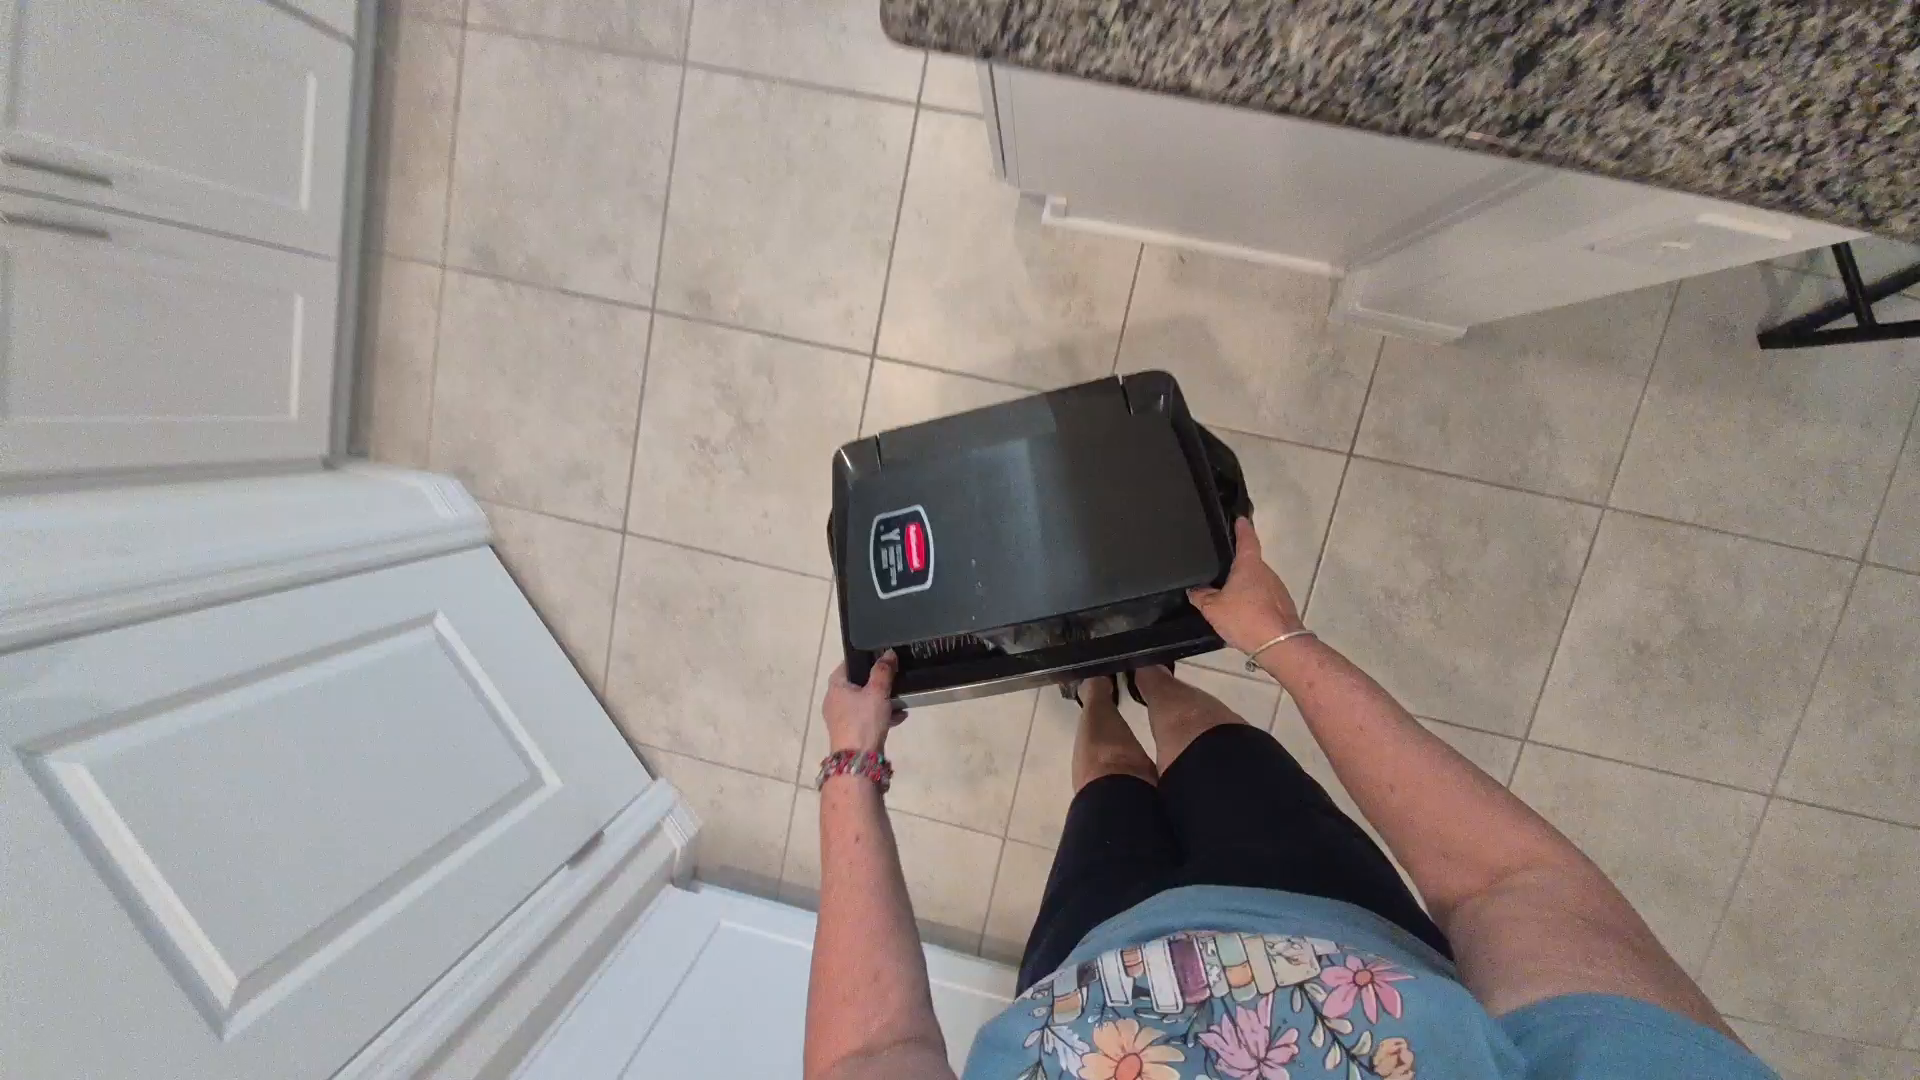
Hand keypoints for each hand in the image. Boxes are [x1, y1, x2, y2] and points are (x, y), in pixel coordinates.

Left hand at [824, 651, 905, 754]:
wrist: (858, 759)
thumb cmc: (864, 720)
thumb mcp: (877, 692)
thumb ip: (883, 671)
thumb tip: (888, 653)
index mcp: (835, 687)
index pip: (847, 664)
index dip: (864, 659)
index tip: (882, 658)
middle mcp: (834, 701)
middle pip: (857, 684)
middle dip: (877, 682)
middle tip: (894, 678)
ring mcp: (841, 719)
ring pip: (863, 702)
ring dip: (882, 700)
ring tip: (901, 699)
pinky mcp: (850, 733)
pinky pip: (867, 718)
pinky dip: (881, 715)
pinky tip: (900, 717)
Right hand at [1188, 518, 1305, 653]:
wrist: (1280, 645)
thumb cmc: (1245, 618)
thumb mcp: (1213, 608)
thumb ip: (1200, 596)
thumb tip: (1194, 589)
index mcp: (1249, 566)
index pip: (1247, 539)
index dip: (1242, 528)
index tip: (1240, 519)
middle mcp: (1266, 573)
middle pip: (1250, 563)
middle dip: (1236, 566)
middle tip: (1219, 570)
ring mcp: (1277, 590)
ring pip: (1256, 582)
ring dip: (1243, 587)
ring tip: (1226, 597)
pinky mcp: (1282, 607)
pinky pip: (1263, 598)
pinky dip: (1252, 602)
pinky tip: (1241, 615)